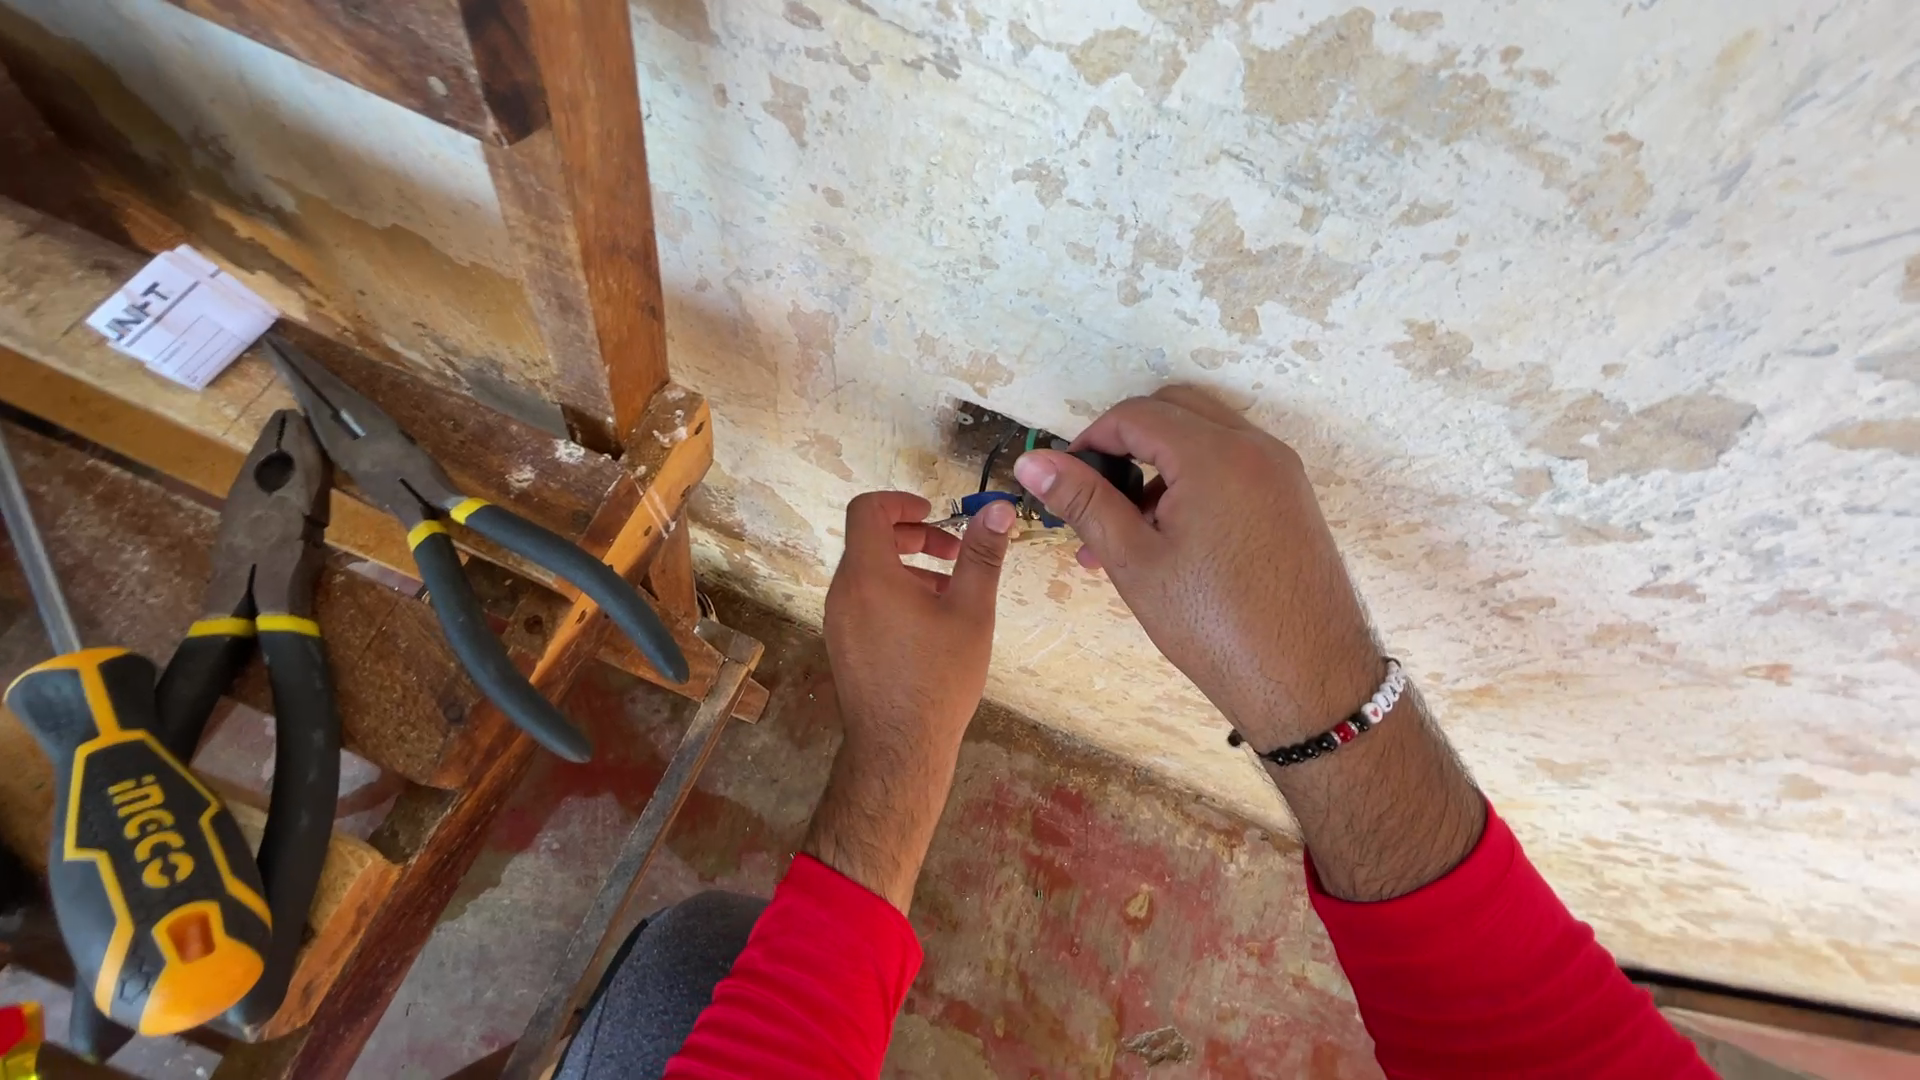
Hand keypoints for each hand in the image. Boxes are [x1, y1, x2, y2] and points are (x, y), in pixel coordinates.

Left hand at [805, 491, 1015, 910]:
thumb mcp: (970, 610)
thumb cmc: (939, 677)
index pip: (867, 510)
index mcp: (868, 575)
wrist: (899, 749)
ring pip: (869, 573)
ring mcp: (837, 620)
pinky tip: (930, 625)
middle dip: (915, 537)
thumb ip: (982, 554)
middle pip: (869, 540)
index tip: (935, 513)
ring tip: (950, 594)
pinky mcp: (842, 643)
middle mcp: (843, 592)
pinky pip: (864, 600)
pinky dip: (894, 593)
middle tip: (953, 554)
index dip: (901, 502)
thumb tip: (1000, 509)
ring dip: (908, 568)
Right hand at [1017, 387, 1483, 899]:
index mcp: (1215, 454)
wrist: (1308, 682)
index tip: (1064, 480)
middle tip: (1095, 498)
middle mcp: (1255, 447)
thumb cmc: (1212, 624)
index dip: (1089, 440)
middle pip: (1172, 411)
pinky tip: (1168, 539)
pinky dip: (1191, 482)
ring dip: (1156, 466)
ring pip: (1202, 438)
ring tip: (1123, 533)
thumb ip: (1083, 501)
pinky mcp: (1291, 499)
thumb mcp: (1134, 559)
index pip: (1135, 414)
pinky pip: (1230, 466)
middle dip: (1124, 445)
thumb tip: (1031, 462)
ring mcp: (1281, 471)